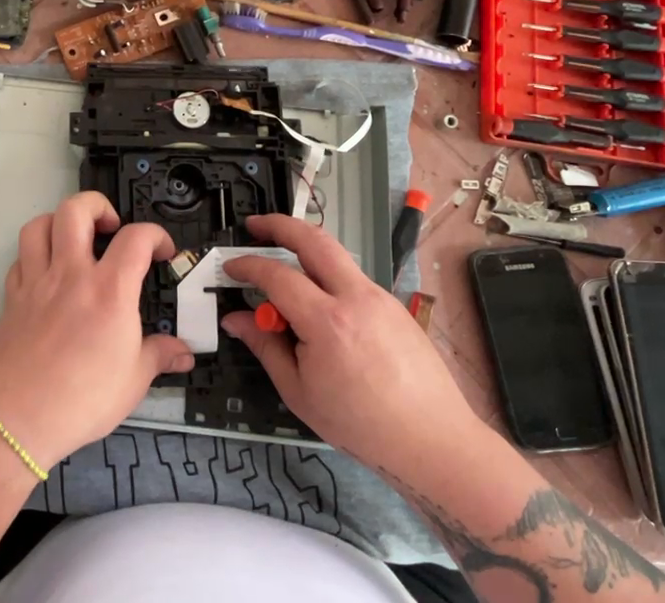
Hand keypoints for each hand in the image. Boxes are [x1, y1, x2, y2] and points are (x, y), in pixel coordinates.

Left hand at [0, 192, 192, 467]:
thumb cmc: (82, 399)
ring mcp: (36, 282)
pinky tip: (47, 272)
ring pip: (39, 225)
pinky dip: (34, 255)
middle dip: (98, 206)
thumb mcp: (133, 381)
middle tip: (112, 227)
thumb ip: (159, 356)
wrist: (18, 418)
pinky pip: (20, 259)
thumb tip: (183, 352)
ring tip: (75, 239)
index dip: (156, 235)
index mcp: (109, 291)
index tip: (162, 251)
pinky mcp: (12, 298)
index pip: (136, 238)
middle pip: (76, 209)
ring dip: (59, 222)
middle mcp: (70, 275)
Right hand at [219, 214, 482, 465]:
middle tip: (254, 225)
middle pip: (314, 239)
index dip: (248, 266)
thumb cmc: (360, 425)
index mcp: (327, 322)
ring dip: (305, 250)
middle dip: (279, 224)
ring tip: (282, 266)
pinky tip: (318, 306)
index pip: (276, 275)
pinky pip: (352, 279)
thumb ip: (265, 346)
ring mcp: (381, 298)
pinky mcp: (395, 306)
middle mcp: (356, 297)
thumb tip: (236, 320)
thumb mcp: (299, 392)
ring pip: (336, 256)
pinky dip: (327, 278)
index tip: (230, 268)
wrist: (433, 441)